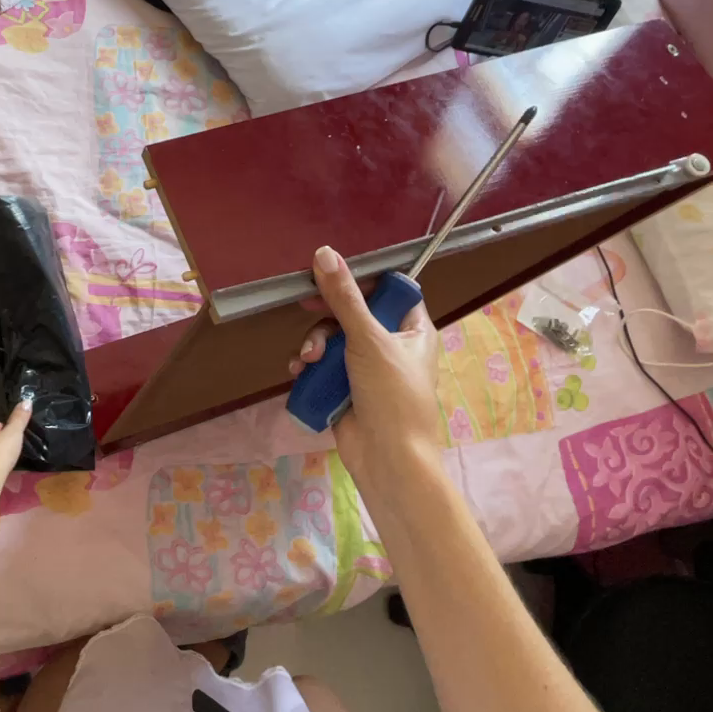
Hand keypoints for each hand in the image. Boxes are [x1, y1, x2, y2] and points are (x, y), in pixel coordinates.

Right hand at [288, 246, 445, 473]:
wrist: (387, 458)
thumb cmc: (392, 395)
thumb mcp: (367, 339)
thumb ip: (344, 297)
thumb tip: (324, 253)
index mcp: (412, 330)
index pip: (389, 291)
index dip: (361, 282)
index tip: (332, 277)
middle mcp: (391, 346)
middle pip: (352, 314)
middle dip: (328, 319)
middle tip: (308, 308)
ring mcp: (366, 369)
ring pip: (332, 340)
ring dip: (315, 345)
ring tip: (308, 361)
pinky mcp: (345, 388)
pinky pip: (322, 366)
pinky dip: (309, 366)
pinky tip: (299, 372)